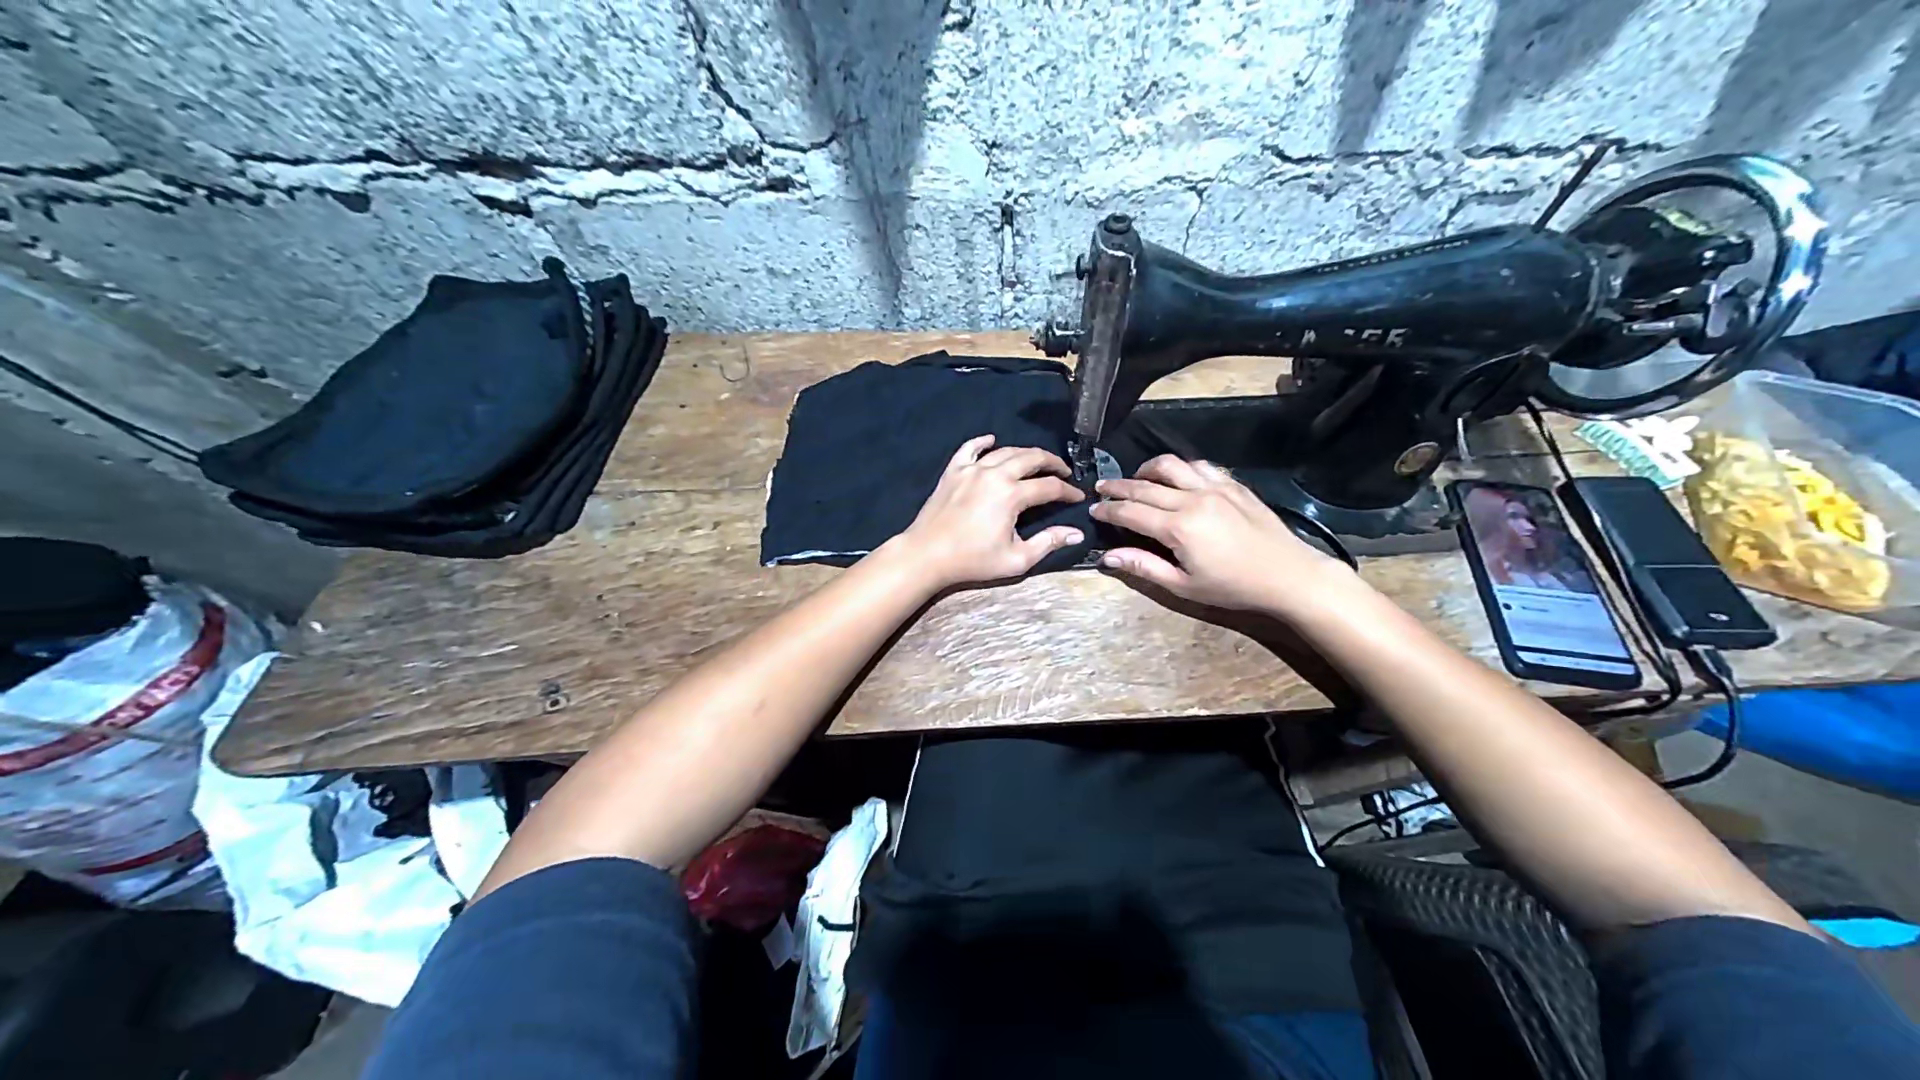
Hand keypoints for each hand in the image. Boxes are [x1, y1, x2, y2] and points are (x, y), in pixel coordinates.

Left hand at [888, 435, 1085, 588]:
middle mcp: (994, 474)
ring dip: (1025, 453)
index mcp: (1011, 494)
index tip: (1077, 497)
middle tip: (1063, 472)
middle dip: (1052, 463)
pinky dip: (983, 442)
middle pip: (1031, 458)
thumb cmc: (972, 561)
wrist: (926, 555)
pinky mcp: (953, 471)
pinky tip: (992, 440)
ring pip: (1005, 451)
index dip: (1067, 491)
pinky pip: (970, 448)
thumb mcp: (1016, 559)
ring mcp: (971, 469)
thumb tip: (1075, 533)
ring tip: (1037, 461)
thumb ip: (1048, 543)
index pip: (1049, 487)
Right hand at [1089, 454, 1366, 617]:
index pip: (1130, 511)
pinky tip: (1176, 477)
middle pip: (1145, 485)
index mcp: (1178, 527)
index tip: (1092, 509)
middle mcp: (1192, 499)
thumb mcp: (1184, 586)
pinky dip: (1181, 468)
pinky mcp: (1233, 485)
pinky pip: (1200, 466)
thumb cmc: (1233, 588)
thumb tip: (1108, 555)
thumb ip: (1144, 567)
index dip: (1107, 510)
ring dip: (1147, 469)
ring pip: (1172, 465)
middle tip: (1101, 489)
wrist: (1289, 576)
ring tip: (1137, 478)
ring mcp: (1215, 488)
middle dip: (1118, 487)